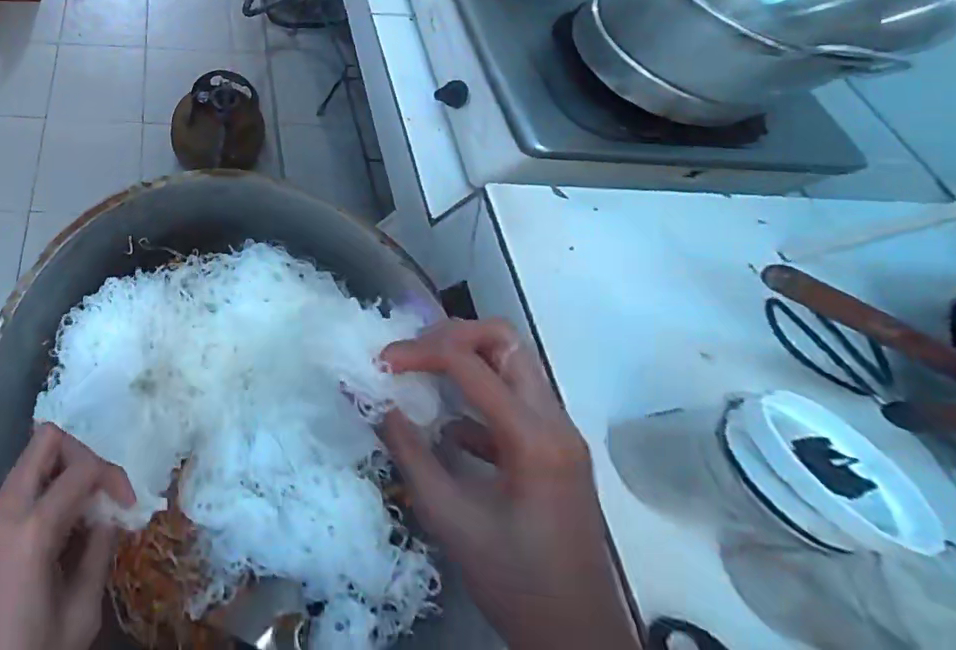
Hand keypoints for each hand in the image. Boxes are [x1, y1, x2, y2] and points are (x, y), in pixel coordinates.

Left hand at [0, 423, 136, 649]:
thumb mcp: (80, 614)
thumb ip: (98, 554)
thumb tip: (110, 517)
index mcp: (32, 529)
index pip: (81, 469)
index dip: (113, 476)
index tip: (128, 505)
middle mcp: (4, 510)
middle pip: (45, 440)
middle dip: (81, 455)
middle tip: (100, 491)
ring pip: (28, 462)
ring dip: (61, 474)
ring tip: (83, 515)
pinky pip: (16, 490)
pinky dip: (43, 493)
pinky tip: (59, 532)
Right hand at [380, 319, 638, 649]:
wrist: (580, 640)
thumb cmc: (516, 582)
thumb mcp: (449, 518)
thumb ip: (408, 452)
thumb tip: (375, 402)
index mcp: (533, 438)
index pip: (469, 362)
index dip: (418, 352)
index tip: (381, 364)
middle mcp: (555, 423)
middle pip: (504, 341)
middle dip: (449, 336)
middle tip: (409, 356)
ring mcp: (559, 435)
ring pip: (512, 362)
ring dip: (463, 358)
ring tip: (419, 374)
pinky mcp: (554, 451)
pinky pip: (514, 397)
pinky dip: (476, 393)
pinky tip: (445, 424)